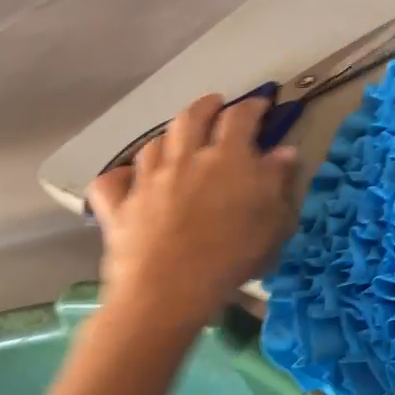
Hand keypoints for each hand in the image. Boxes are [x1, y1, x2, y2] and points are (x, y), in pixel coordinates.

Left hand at [86, 93, 300, 326]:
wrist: (168, 290)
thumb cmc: (232, 254)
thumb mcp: (273, 218)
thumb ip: (277, 180)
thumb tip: (283, 151)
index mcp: (228, 158)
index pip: (240, 118)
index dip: (253, 105)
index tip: (263, 103)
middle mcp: (185, 159)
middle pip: (191, 118)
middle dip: (206, 106)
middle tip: (216, 104)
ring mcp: (146, 181)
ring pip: (153, 144)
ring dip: (169, 136)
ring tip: (179, 140)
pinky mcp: (118, 206)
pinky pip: (112, 179)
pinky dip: (122, 173)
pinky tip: (130, 177)